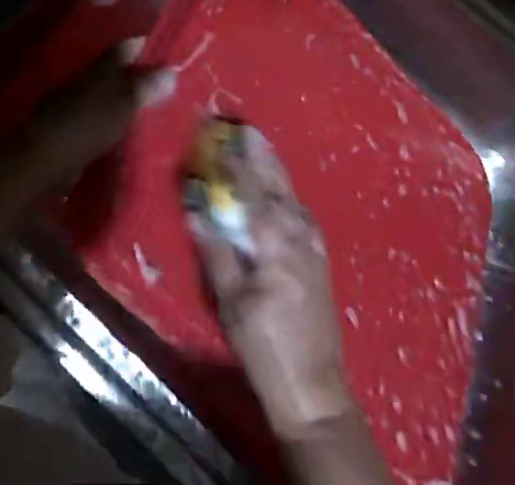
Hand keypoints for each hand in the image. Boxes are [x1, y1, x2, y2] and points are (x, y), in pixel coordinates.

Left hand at [22, 39, 176, 176]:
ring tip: (159, 110)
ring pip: (108, 97)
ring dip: (128, 101)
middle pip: (115, 73)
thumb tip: (170, 70)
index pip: (123, 49)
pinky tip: (134, 134)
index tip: (168, 50)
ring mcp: (77, 107)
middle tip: (171, 84)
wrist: (44, 160)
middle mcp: (85, 84)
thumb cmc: (85, 125)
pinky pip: (102, 123)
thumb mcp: (120, 104)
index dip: (144, 46)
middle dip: (139, 76)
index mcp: (97, 71)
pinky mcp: (74, 132)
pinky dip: (117, 125)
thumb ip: (143, 87)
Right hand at [190, 132, 355, 438]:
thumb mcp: (231, 300)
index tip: (217, 136)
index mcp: (276, 244)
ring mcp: (314, 248)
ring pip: (292, 196)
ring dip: (274, 169)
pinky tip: (281, 189)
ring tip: (260, 145)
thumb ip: (216, 250)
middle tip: (243, 127)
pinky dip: (287, 191)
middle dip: (260, 155)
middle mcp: (300, 237)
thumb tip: (196, 208)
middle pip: (277, 186)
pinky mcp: (319, 259)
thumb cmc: (265, 343)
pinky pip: (301, 212)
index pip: (250, 191)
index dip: (233, 162)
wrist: (313, 387)